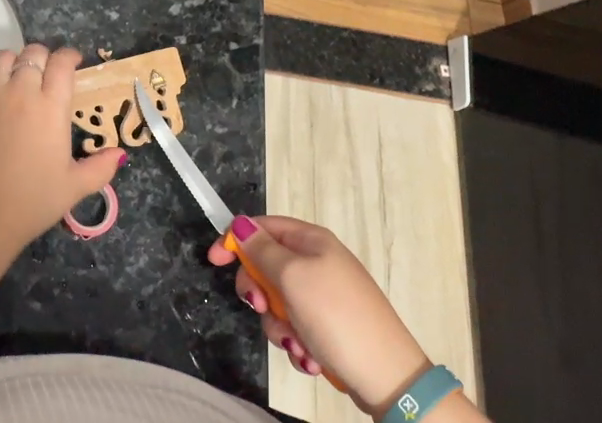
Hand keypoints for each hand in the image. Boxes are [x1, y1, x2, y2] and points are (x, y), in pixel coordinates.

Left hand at [0, 45, 125, 252]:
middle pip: (33, 54)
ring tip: (19, 78)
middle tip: (48, 74)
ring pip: (2, 58)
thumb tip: (119, 153)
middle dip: (44, 58)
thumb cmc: (33, 201)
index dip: (70, 57)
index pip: (61, 63)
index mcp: (51, 107)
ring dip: (14, 62)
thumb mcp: (75, 187)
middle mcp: (21, 92)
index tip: (74, 63)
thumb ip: (101, 167)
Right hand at [209, 215, 430, 414]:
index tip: (214, 262)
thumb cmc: (335, 315)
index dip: (236, 240)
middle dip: (259, 292)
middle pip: (266, 266)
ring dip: (279, 326)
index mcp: (311, 241)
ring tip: (297, 344)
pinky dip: (296, 343)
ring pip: (277, 302)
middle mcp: (317, 262)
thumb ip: (261, 250)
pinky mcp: (327, 326)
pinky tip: (310, 357)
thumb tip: (240, 224)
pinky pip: (295, 327)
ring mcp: (323, 296)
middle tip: (262, 307)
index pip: (262, 227)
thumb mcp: (292, 277)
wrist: (387, 376)